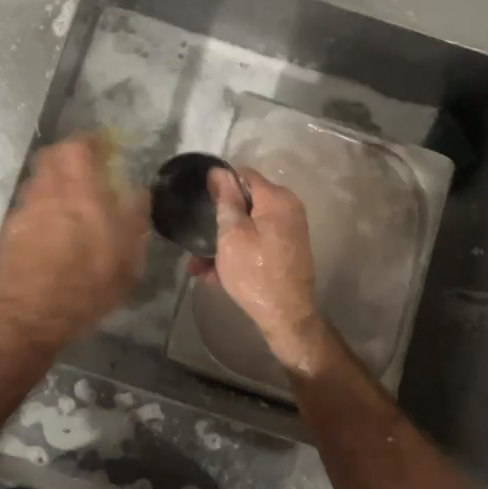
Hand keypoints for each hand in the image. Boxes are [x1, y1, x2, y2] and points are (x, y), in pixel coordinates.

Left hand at [0, 135, 147, 351]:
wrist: (32, 315)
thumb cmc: (88, 287)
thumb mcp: (128, 260)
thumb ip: (134, 219)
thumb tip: (139, 192)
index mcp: (81, 192)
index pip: (78, 146)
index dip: (90, 141)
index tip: (103, 147)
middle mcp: (49, 192)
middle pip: (52, 155)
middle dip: (69, 154)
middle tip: (86, 167)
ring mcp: (25, 208)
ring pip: (39, 177)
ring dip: (54, 179)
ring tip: (69, 199)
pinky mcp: (11, 228)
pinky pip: (29, 202)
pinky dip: (42, 204)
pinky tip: (52, 226)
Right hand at [190, 167, 326, 372]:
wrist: (287, 317)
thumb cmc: (255, 272)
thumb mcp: (232, 234)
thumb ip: (226, 199)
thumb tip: (219, 171)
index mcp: (277, 199)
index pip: (244, 174)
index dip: (221, 183)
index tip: (201, 200)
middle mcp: (288, 209)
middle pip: (247, 202)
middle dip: (221, 218)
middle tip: (198, 234)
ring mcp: (289, 231)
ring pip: (249, 226)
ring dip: (225, 241)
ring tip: (198, 262)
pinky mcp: (287, 251)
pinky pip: (257, 243)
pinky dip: (238, 253)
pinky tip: (213, 274)